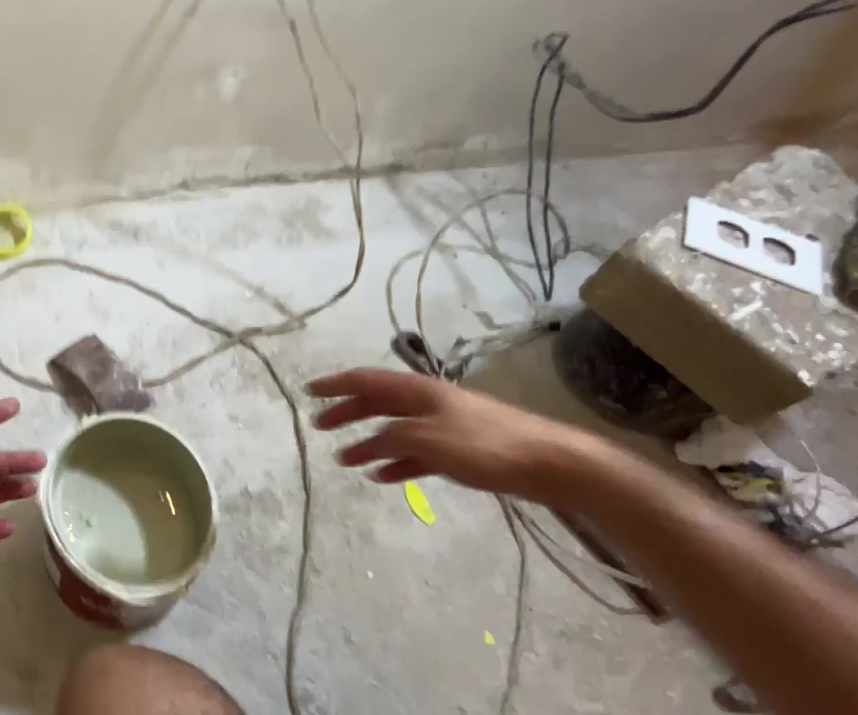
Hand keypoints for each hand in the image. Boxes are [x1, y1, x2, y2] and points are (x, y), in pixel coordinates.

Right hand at [307, 368, 593, 500]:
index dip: (335, 385)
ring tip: (346, 459)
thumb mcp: (427, 439)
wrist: (550, 463)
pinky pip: (416, 453)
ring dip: (368, 442)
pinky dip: (396, 462)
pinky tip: (383, 476)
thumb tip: (364, 445)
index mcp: (416, 390)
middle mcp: (426, 402)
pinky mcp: (461, 451)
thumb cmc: (485, 445)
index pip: (365, 380)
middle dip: (347, 413)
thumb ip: (389, 438)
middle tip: (320, 426)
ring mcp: (445, 426)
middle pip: (377, 403)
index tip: (308, 392)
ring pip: (395, 429)